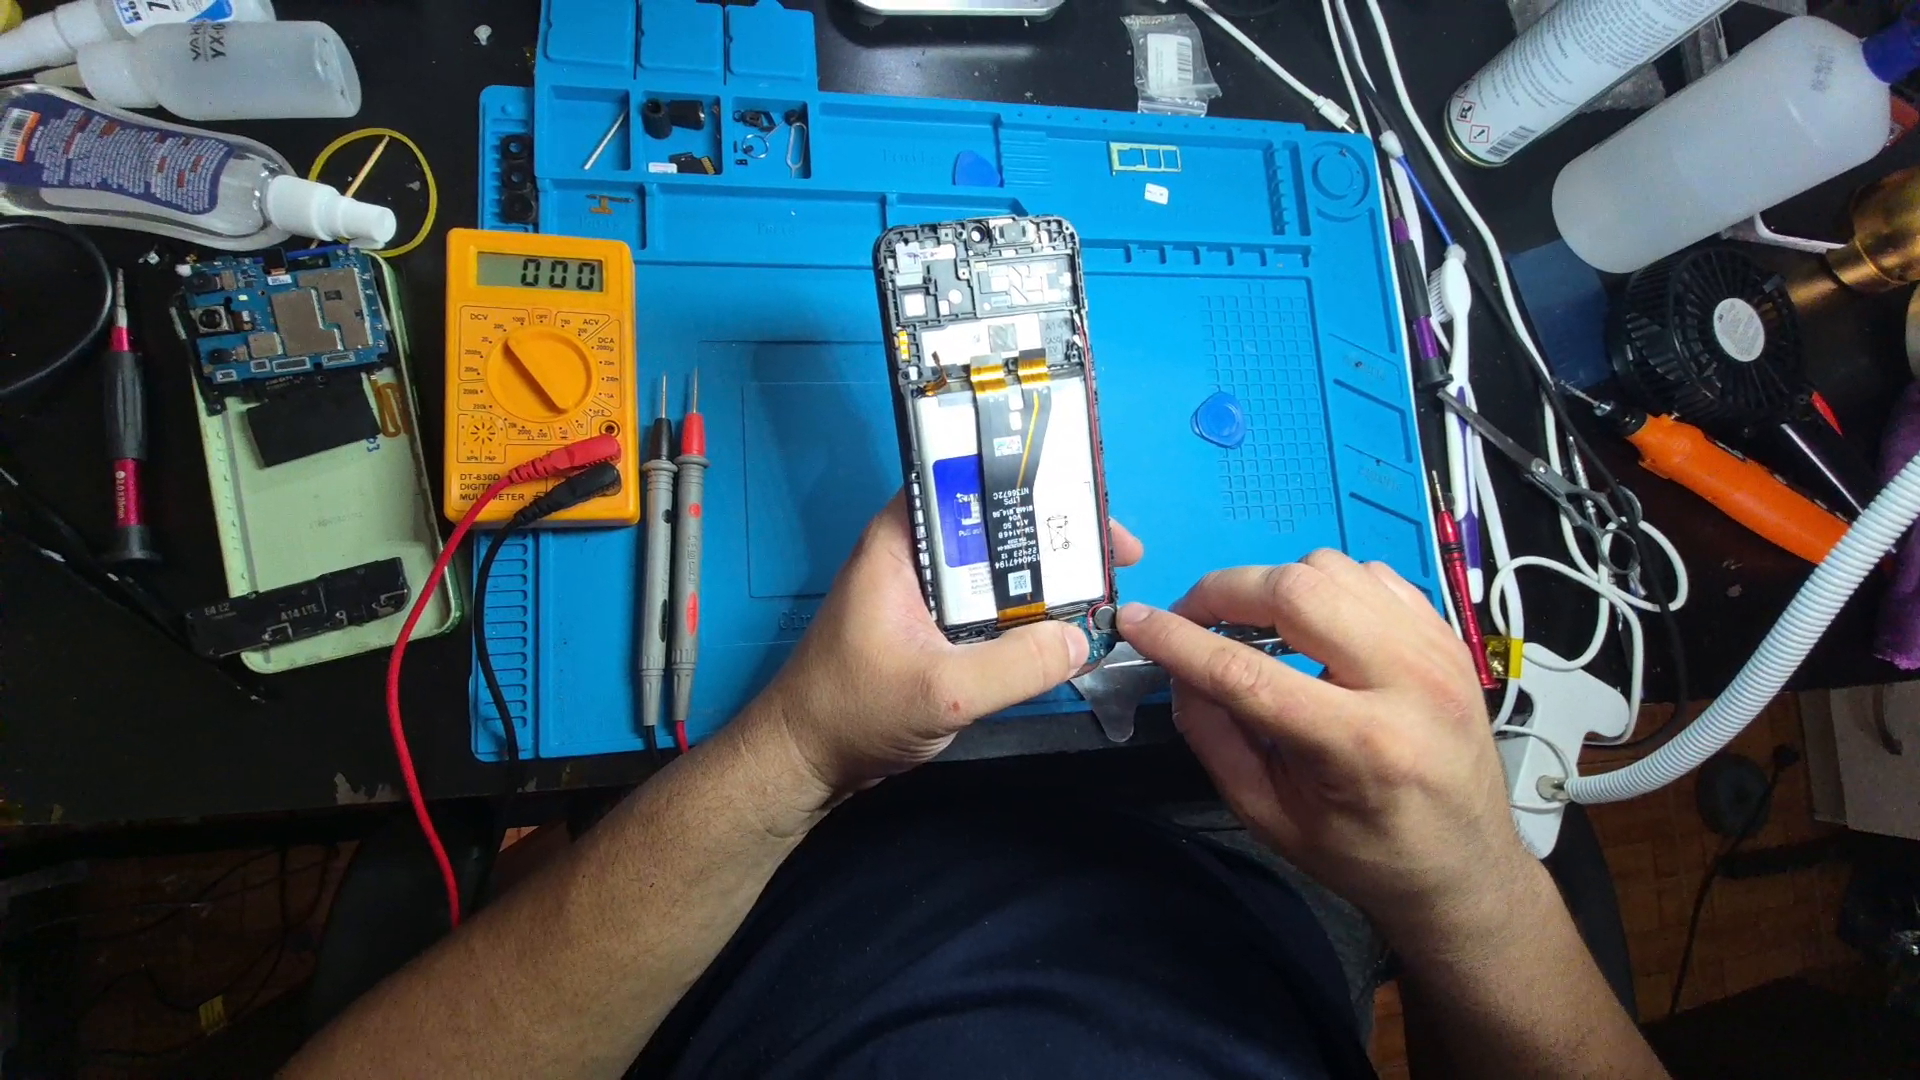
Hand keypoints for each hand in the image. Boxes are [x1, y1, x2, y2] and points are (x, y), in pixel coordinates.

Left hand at [749, 494, 1143, 799]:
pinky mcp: (934, 627)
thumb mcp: (941, 692)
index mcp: (901, 541)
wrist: (806, 761)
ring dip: (1045, 577)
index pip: (968, 484)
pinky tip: (1063, 626)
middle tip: (1114, 553)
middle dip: (1054, 534)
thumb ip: (1014, 667)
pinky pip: (990, 606)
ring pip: (996, 569)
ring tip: (1103, 585)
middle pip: (993, 524)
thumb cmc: (853, 712)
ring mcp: (925, 593)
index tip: (1087, 508)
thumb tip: (1082, 639)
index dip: (1031, 485)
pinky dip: (1025, 613)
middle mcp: (915, 556)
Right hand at [1117, 551, 1533, 942]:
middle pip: (1295, 591)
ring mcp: (1436, 650)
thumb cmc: (1359, 853)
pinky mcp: (1447, 636)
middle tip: (1194, 617)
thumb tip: (1178, 666)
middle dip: (1224, 592)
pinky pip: (1368, 573)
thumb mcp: (1265, 811)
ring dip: (1273, 587)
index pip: (1245, 671)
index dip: (1178, 639)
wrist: (1467, 870)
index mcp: (1360, 745)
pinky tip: (1311, 624)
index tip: (1135, 621)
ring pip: (1331, 569)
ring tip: (1256, 625)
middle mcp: (1408, 682)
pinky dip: (1323, 585)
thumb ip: (1211, 734)